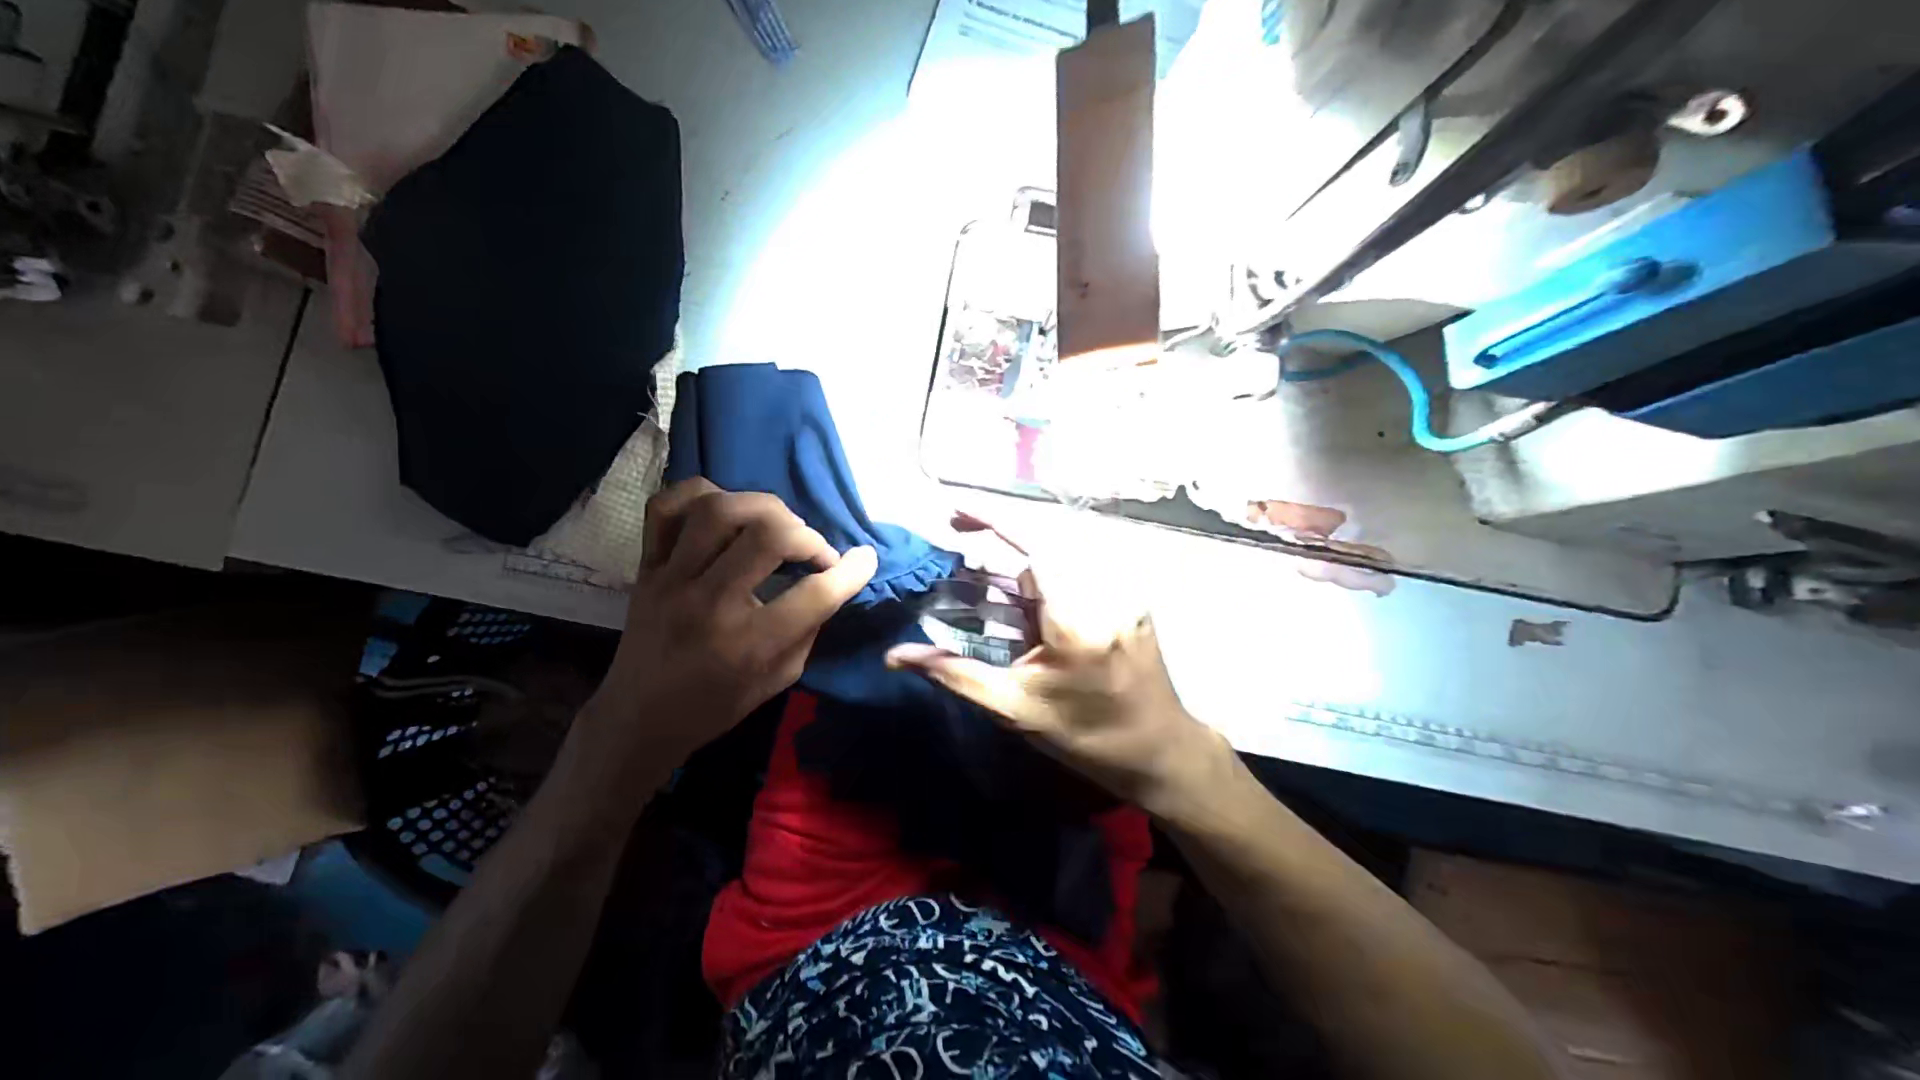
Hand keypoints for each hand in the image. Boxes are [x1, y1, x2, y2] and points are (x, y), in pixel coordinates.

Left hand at [586, 478, 877, 763]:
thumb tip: (830, 581)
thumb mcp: (780, 678)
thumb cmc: (717, 704)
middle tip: (812, 553)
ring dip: (763, 508)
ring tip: (775, 527)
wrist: (640, 717)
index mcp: (748, 644)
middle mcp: (708, 603)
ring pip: (719, 509)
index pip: (815, 594)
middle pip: (769, 534)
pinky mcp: (646, 566)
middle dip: (807, 536)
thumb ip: (808, 627)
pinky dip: (702, 495)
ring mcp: (671, 579)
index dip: (853, 571)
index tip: (865, 559)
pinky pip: (666, 507)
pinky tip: (725, 512)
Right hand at [885, 537, 1226, 817]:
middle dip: (1002, 527)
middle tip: (959, 529)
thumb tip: (895, 657)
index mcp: (1079, 621)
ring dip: (1024, 540)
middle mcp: (1108, 592)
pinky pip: (1084, 557)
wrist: (1159, 751)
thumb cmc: (1086, 736)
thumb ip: (954, 674)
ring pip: (1067, 542)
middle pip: (1049, 536)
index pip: (1036, 546)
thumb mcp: (1014, 709)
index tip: (954, 511)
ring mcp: (1126, 589)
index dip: (994, 519)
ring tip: (984, 552)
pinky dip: (1048, 556)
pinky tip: (1024, 577)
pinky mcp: (1132, 592)